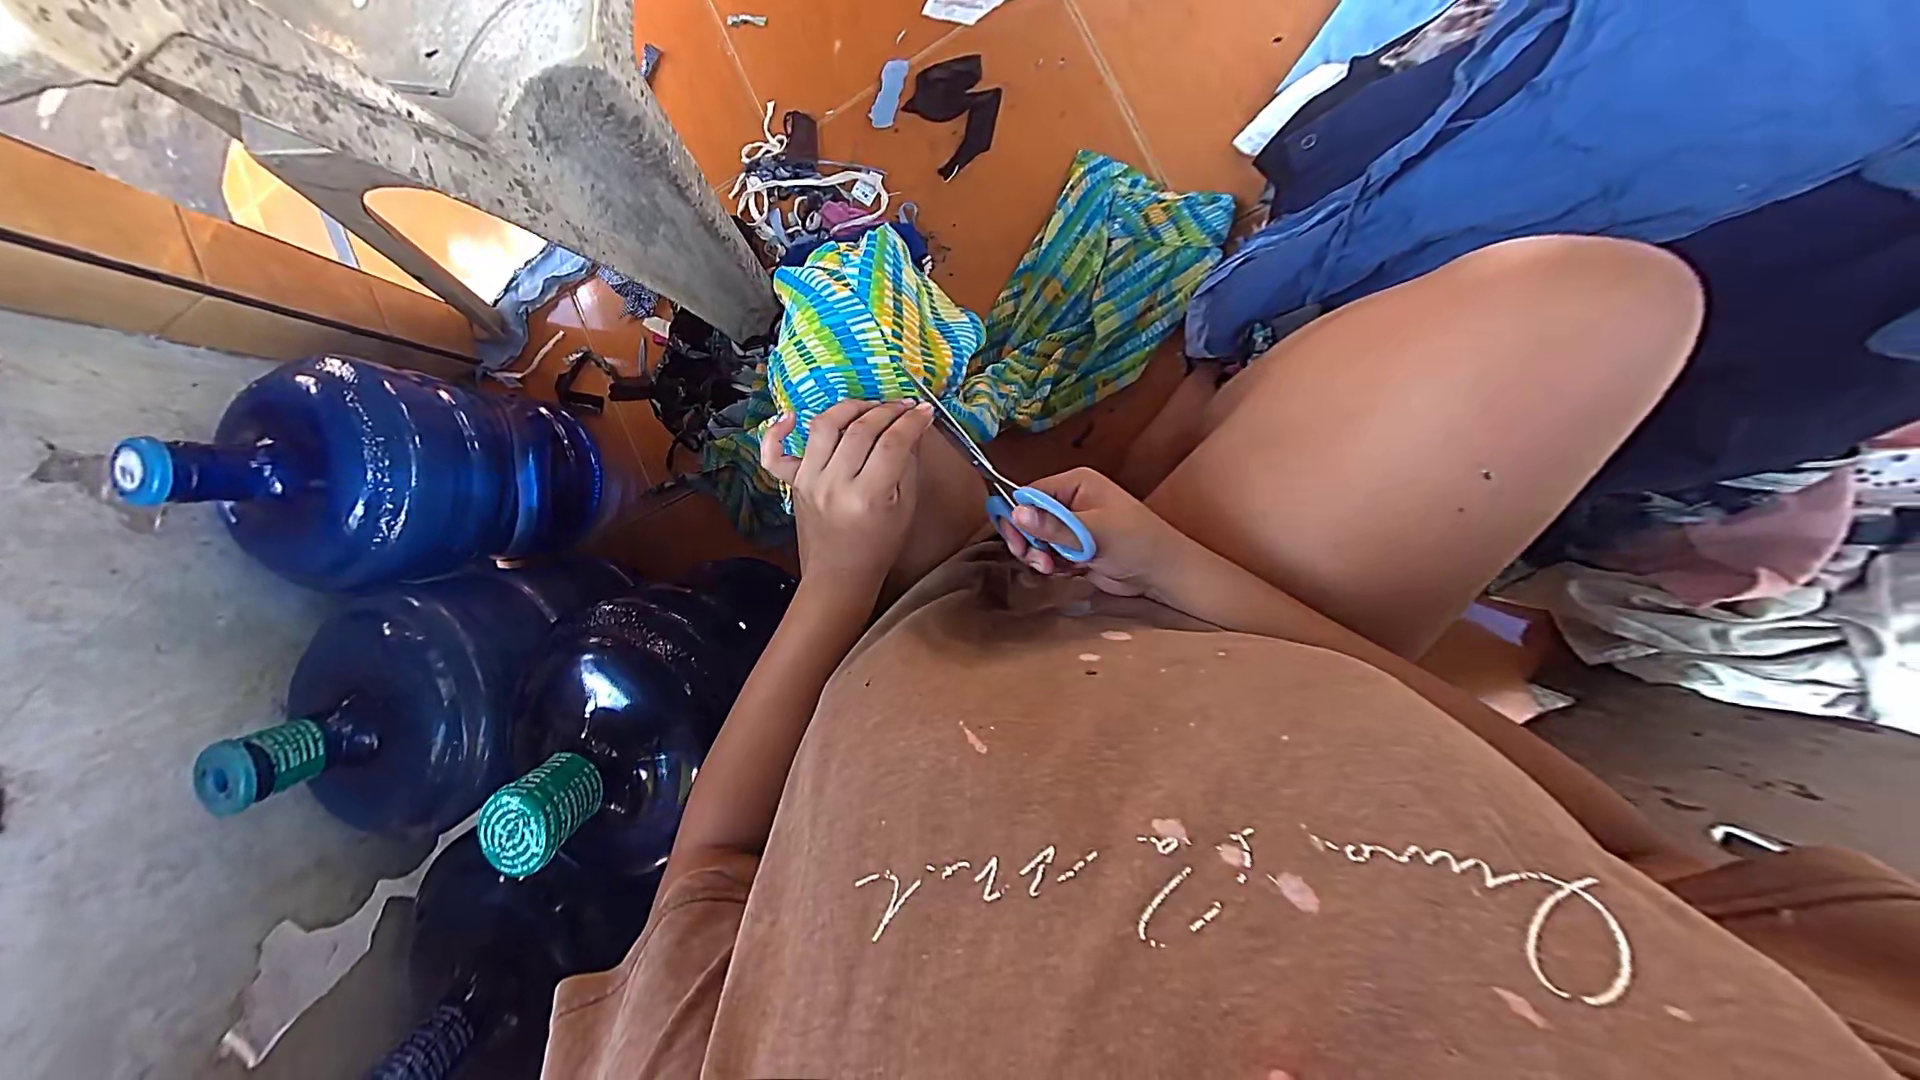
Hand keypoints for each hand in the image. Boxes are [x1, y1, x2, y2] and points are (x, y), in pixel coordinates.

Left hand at [762, 400, 935, 593]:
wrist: (841, 574)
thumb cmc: (877, 546)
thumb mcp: (905, 508)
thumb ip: (908, 465)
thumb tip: (913, 428)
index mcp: (868, 497)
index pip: (892, 443)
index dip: (912, 422)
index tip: (923, 412)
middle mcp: (835, 485)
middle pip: (861, 429)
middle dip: (888, 411)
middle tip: (903, 407)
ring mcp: (810, 481)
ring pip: (825, 426)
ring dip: (850, 407)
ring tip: (869, 407)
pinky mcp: (794, 483)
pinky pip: (776, 454)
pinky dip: (778, 431)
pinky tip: (791, 417)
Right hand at [993, 467, 1193, 597]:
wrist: (1163, 574)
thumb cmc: (1137, 543)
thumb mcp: (1093, 532)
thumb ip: (1053, 526)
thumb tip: (1017, 513)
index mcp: (1076, 484)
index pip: (1031, 494)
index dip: (1019, 516)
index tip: (1017, 539)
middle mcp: (1071, 502)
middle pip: (1029, 518)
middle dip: (1029, 540)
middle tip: (1035, 558)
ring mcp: (1073, 527)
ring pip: (1037, 540)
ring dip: (1039, 556)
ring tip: (1052, 567)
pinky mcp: (1075, 549)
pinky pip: (1049, 555)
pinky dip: (1051, 565)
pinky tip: (1065, 571)